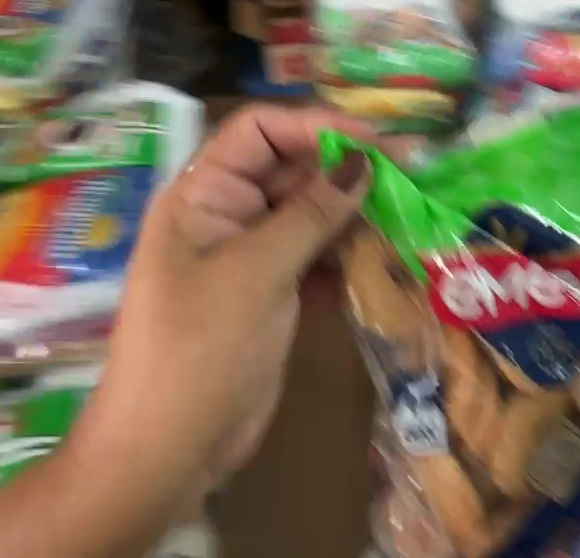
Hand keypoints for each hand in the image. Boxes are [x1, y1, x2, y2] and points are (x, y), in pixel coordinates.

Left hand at [71, 105, 378, 501]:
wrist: (168, 454)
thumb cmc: (200, 350)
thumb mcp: (257, 272)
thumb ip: (312, 212)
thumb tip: (366, 159)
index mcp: (203, 193)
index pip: (261, 130)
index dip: (316, 126)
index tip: (374, 141)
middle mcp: (227, 212)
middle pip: (292, 167)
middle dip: (347, 167)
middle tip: (411, 170)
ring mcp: (251, 252)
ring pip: (311, 210)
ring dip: (354, 211)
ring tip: (405, 211)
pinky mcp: (273, 288)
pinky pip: (316, 251)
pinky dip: (346, 252)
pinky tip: (381, 258)